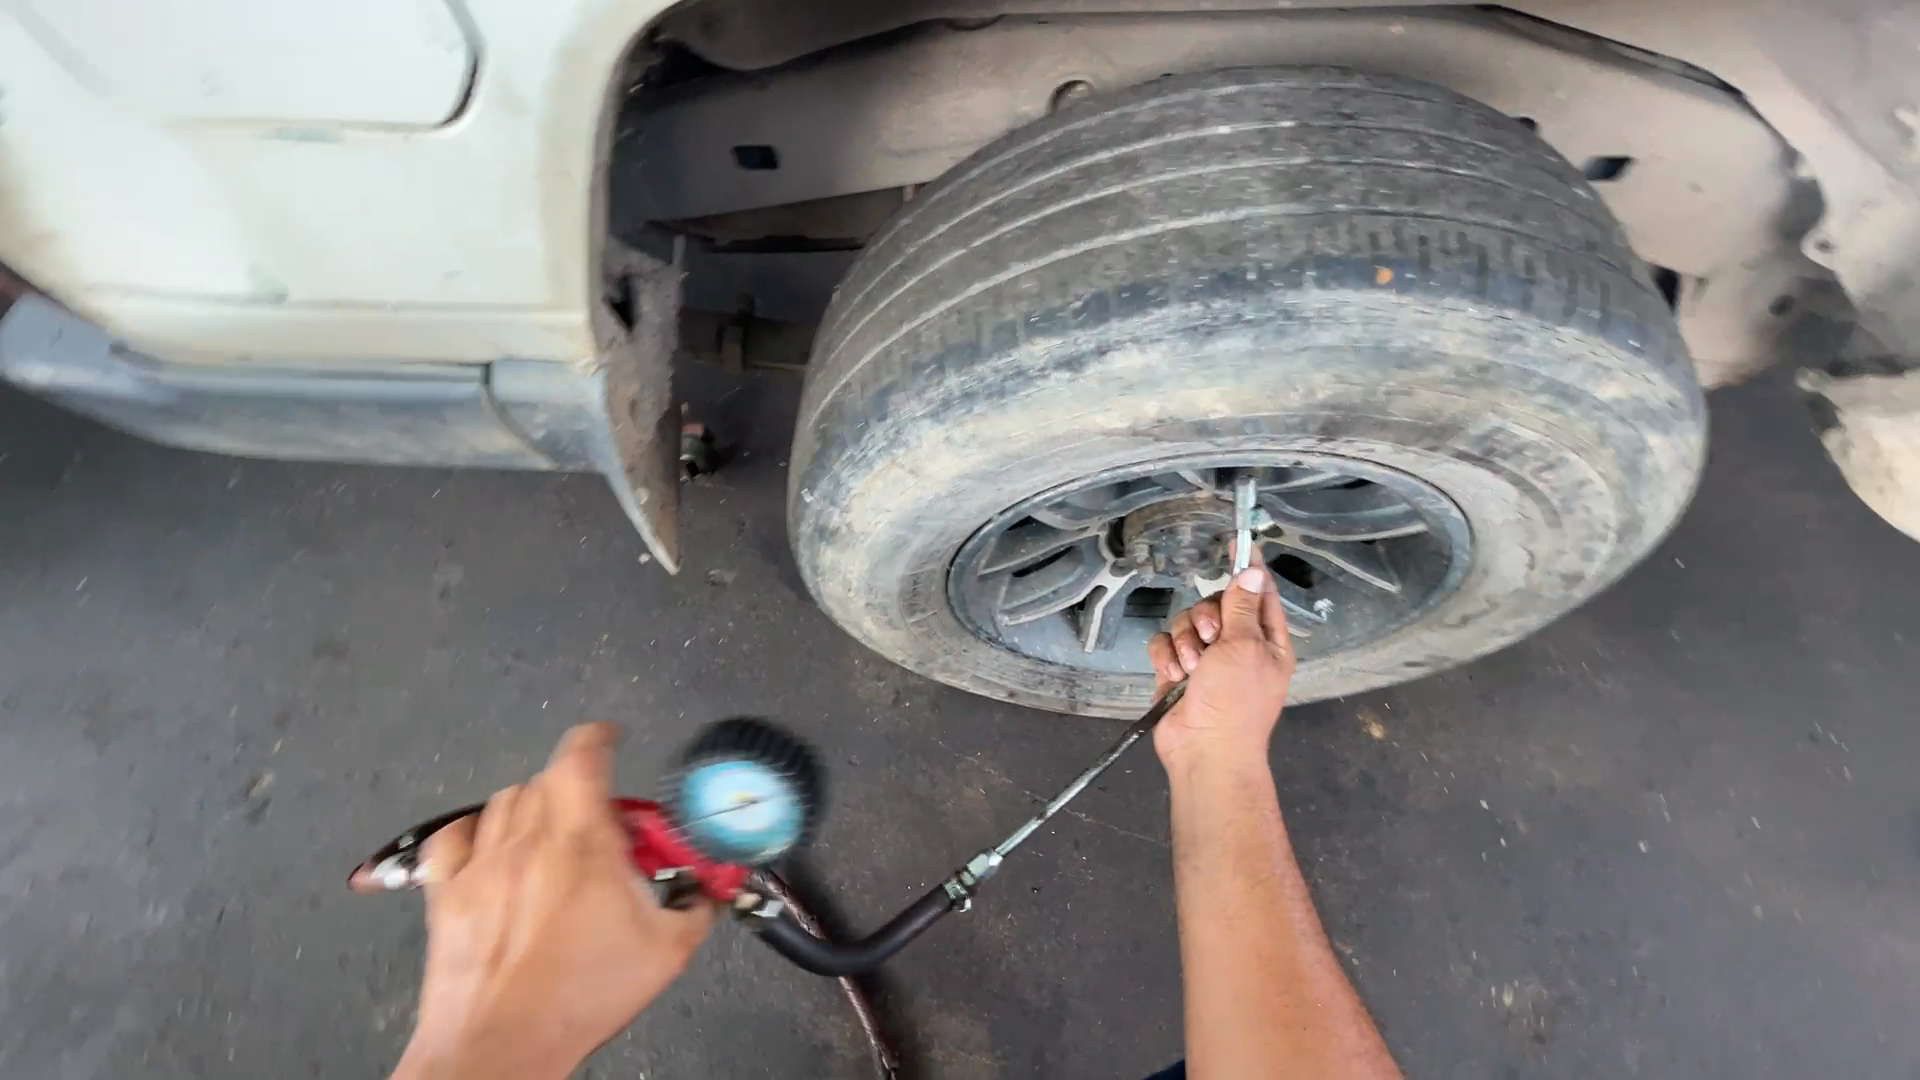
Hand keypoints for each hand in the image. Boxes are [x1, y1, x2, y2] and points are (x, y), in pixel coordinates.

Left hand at [392, 724, 714, 1079]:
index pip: (582, 758)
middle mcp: (529, 842)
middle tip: (601, 816)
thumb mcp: (666, 952)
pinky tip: (495, 846)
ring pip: (507, 799)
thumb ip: (699, 906)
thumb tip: (716, 886)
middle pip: (549, 777)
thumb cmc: (581, 998)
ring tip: (556, 833)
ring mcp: (481, 866)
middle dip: (580, 784)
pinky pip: (454, 835)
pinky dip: (477, 828)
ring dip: (537, 803)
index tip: (613, 736)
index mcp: (583, 846)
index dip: (599, 735)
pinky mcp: (445, 896)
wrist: (496, 1056)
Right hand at [1147, 566, 1295, 769]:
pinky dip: (1165, 657)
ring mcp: (1205, 660)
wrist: (1204, 750)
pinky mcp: (1176, 671)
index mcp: (1267, 642)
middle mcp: (1237, 647)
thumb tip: (1252, 572)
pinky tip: (1172, 675)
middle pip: (1215, 606)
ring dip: (1185, 643)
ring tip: (1191, 668)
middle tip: (1210, 638)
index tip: (1238, 542)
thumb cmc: (1235, 700)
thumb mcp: (1245, 646)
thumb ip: (1243, 606)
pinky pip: (1164, 644)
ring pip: (1186, 623)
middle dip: (1206, 618)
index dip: (1249, 569)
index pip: (1260, 594)